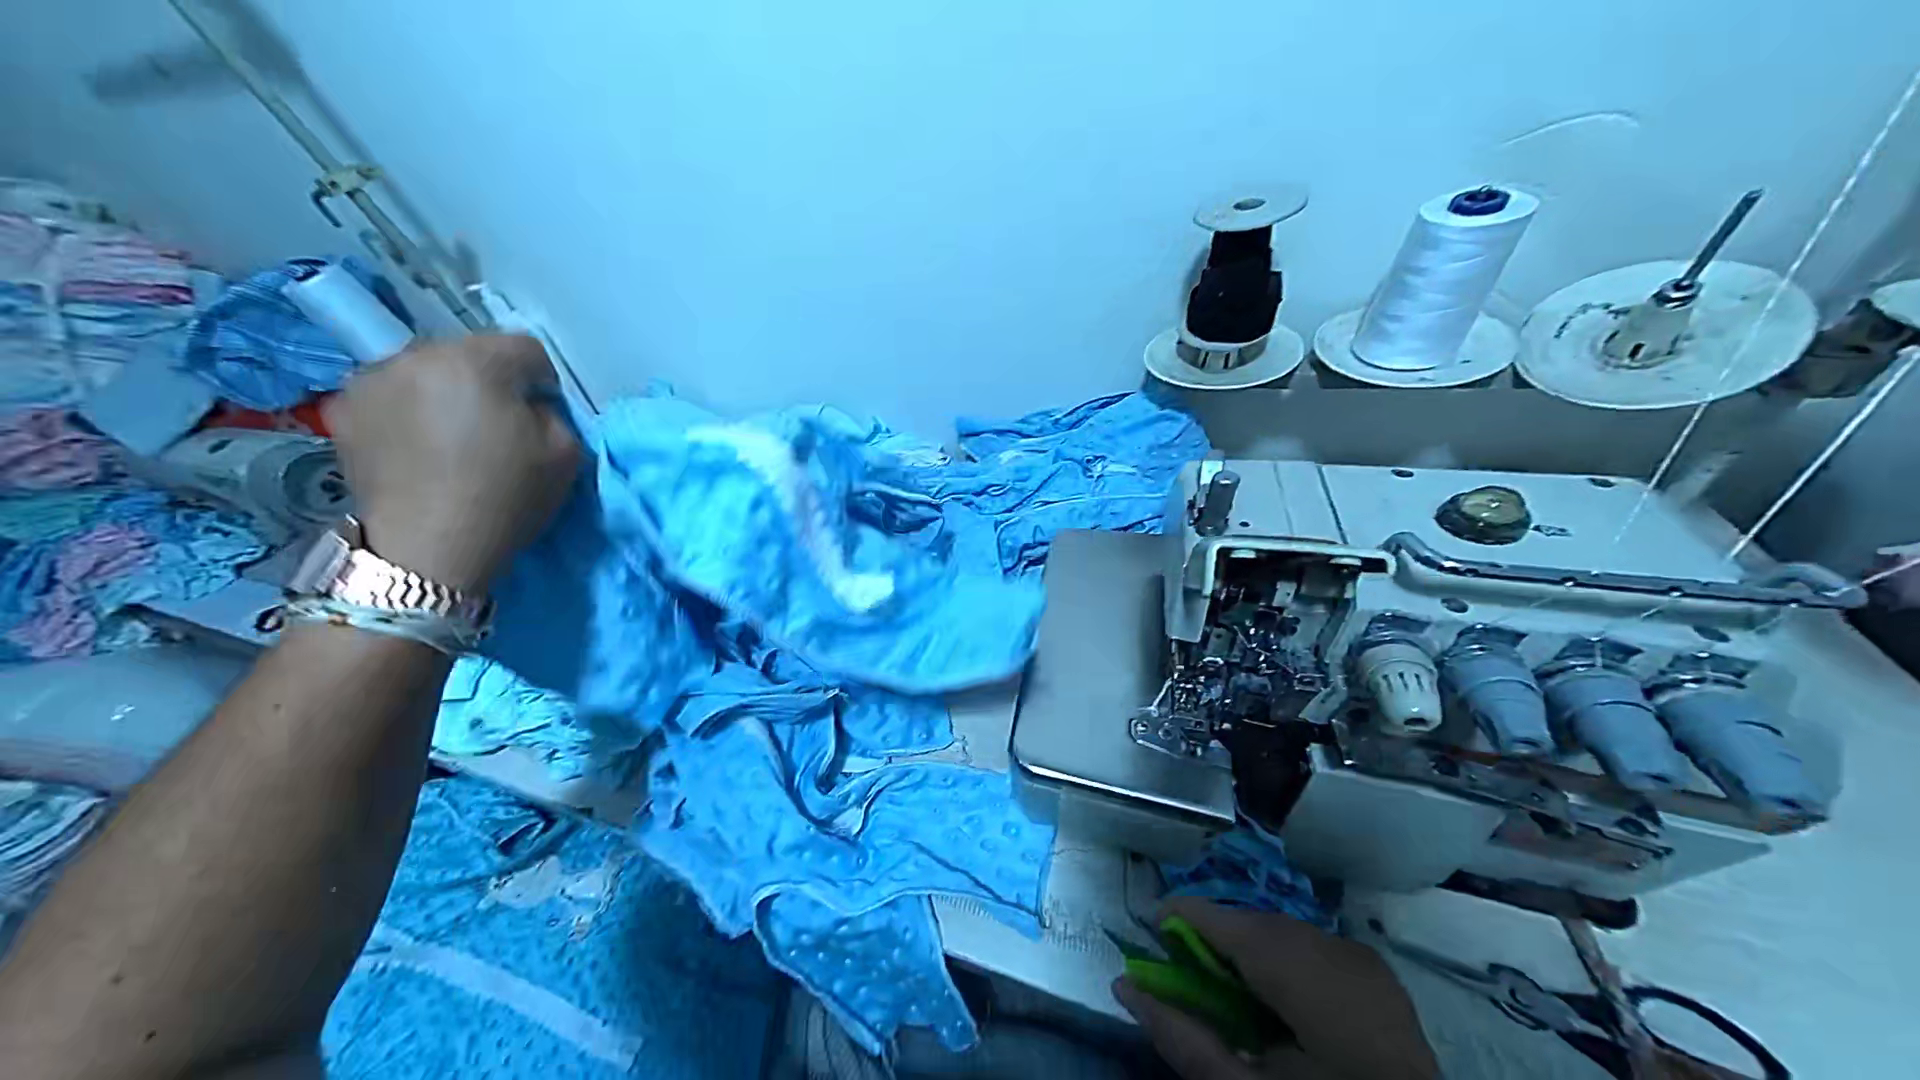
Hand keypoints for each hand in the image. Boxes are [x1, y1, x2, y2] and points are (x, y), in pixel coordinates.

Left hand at [324, 334, 580, 591]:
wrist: (429, 550)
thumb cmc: (506, 498)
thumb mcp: (567, 453)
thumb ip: (553, 412)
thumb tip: (528, 404)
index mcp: (475, 362)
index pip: (525, 347)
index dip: (542, 381)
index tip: (542, 414)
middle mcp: (415, 356)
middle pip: (469, 354)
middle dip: (488, 382)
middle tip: (496, 427)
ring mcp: (369, 380)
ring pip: (426, 371)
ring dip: (444, 393)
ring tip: (451, 438)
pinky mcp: (342, 410)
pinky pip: (390, 394)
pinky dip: (407, 410)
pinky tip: (417, 447)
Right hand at [1114, 899, 1438, 1079]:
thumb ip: (1181, 1037)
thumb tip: (1124, 986)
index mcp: (1297, 965)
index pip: (1219, 918)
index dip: (1176, 918)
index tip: (1146, 937)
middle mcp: (1329, 942)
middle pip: (1249, 924)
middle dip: (1212, 942)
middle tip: (1186, 982)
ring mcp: (1359, 956)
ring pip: (1281, 933)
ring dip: (1246, 954)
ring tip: (1230, 998)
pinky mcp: (1377, 974)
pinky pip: (1311, 950)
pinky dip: (1282, 964)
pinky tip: (1279, 1006)